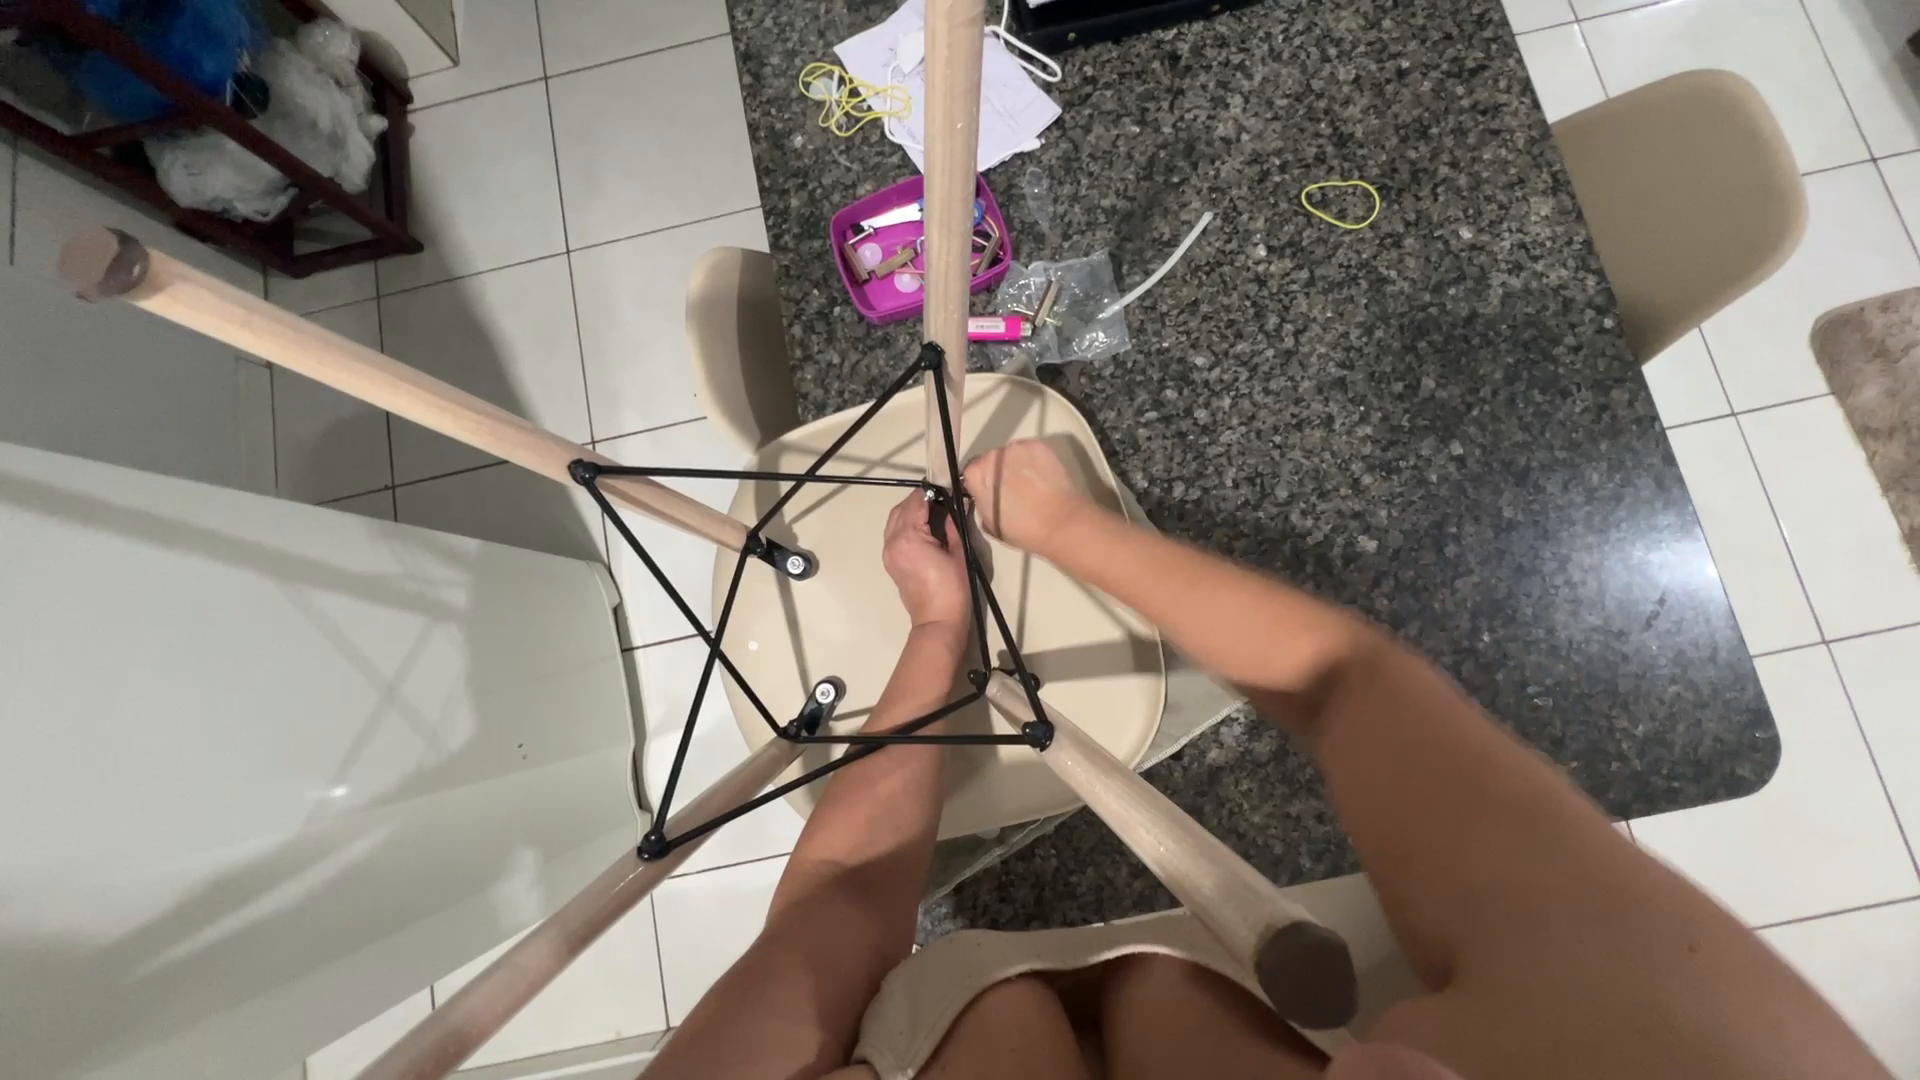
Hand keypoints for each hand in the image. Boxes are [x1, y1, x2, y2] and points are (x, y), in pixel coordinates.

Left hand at [881, 492, 970, 629]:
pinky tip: (922, 528)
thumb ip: (953, 525)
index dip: (930, 493)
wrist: (937, 621)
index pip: (916, 503)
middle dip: (918, 501)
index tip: (945, 489)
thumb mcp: (959, 552)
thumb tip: (956, 505)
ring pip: (894, 521)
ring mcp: (888, 553)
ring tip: (932, 513)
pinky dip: (904, 525)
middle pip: (901, 509)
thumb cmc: (952, 589)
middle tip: (940, 500)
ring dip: (909, 512)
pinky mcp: (890, 562)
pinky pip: (893, 534)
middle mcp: (893, 541)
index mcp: (909, 537)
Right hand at [962, 439, 1092, 553]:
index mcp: (976, 474)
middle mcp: (992, 454)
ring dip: (1016, 465)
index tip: (991, 494)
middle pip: (991, 461)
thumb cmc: (1022, 528)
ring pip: (1011, 455)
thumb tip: (985, 498)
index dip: (981, 484)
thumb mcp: (989, 523)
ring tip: (1030, 483)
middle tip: (1012, 489)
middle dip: (999, 472)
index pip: (971, 473)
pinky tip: (1042, 477)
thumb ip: (982, 504)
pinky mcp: (1039, 445)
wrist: (1058, 521)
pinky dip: (1034, 461)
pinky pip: (1030, 451)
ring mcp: (1016, 447)